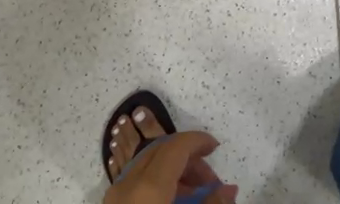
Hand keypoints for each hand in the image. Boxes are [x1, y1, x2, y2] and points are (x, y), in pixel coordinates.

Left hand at [104, 131, 236, 203]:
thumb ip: (209, 203)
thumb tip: (230, 189)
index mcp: (150, 187)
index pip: (176, 147)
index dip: (197, 141)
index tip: (215, 147)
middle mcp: (129, 183)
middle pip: (160, 152)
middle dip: (186, 158)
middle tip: (208, 177)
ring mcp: (115, 193)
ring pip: (142, 161)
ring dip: (166, 162)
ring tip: (188, 181)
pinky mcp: (110, 203)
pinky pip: (125, 174)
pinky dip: (142, 168)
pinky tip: (158, 174)